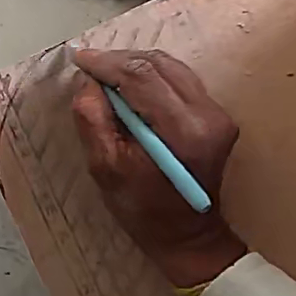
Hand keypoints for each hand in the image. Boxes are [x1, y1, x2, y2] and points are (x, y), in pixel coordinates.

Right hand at [71, 49, 246, 287]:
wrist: (188, 236)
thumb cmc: (142, 210)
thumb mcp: (105, 168)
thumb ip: (93, 120)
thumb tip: (87, 82)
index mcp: (182, 131)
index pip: (141, 76)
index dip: (106, 63)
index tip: (78, 59)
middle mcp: (208, 115)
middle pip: (158, 65)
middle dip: (118, 60)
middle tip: (88, 65)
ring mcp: (217, 114)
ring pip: (171, 67)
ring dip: (134, 65)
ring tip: (104, 73)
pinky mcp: (216, 115)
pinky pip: (179, 79)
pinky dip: (150, 75)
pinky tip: (128, 85)